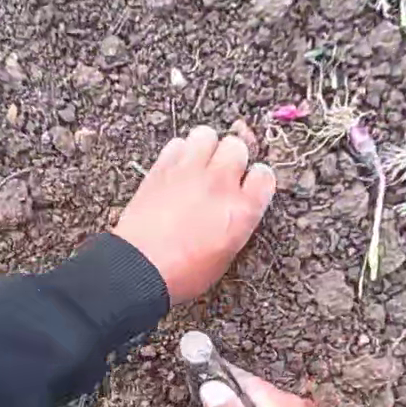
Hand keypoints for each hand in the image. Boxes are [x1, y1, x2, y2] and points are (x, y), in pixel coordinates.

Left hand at [113, 123, 276, 304]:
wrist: (141, 269)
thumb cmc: (185, 272)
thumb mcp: (226, 255)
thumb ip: (237, 222)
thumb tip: (237, 207)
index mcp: (242, 210)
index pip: (264, 175)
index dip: (256, 180)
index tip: (249, 186)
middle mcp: (220, 184)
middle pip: (237, 146)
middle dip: (232, 157)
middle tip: (223, 173)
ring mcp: (189, 172)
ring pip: (207, 134)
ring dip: (206, 146)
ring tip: (200, 164)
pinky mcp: (162, 168)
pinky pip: (177, 143)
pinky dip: (180, 152)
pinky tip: (177, 169)